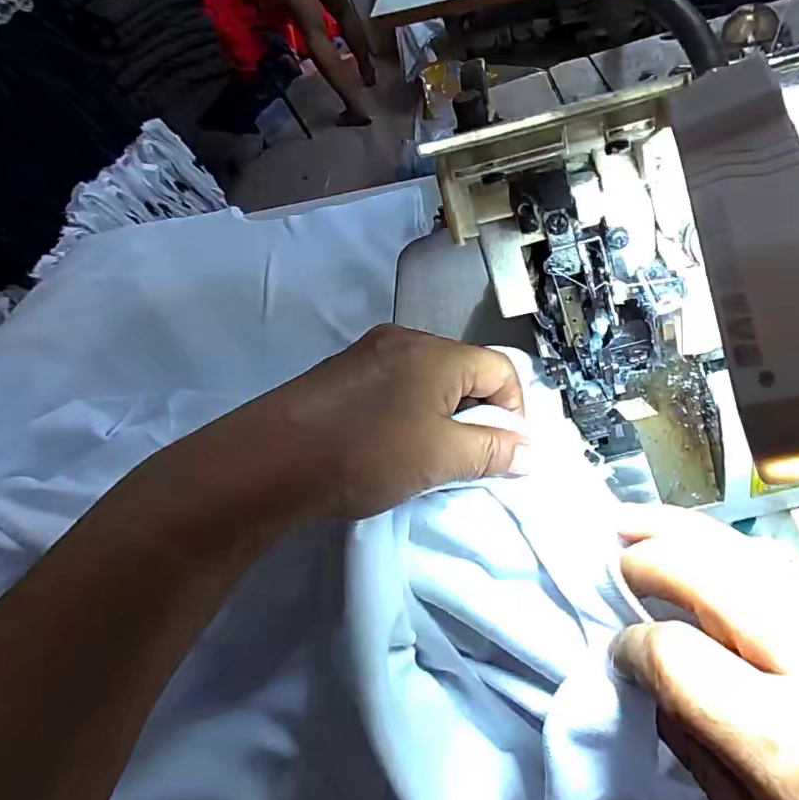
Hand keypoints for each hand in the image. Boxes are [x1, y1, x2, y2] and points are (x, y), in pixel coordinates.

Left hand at [170, 325, 525, 520]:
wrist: (271, 459)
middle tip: (465, 459)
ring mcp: (369, 352)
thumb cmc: (365, 453)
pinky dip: (409, 411)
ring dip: (442, 415)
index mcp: (435, 351)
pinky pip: (396, 384)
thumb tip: (526, 449)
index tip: (503, 453)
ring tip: (426, 456)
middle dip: (477, 414)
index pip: (501, 369)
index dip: (513, 412)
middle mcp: (404, 339)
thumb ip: (491, 451)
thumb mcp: (439, 458)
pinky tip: (390, 443)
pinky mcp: (344, 371)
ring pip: (429, 379)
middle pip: (465, 370)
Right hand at [610, 506, 798, 799]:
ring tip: (633, 523)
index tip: (616, 646)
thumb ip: (694, 739)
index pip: (678, 654)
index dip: (632, 645)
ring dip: (680, 532)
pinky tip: (699, 552)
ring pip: (742, 547)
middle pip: (708, 571)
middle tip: (608, 550)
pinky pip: (779, 563)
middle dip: (646, 555)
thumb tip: (641, 666)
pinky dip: (727, 553)